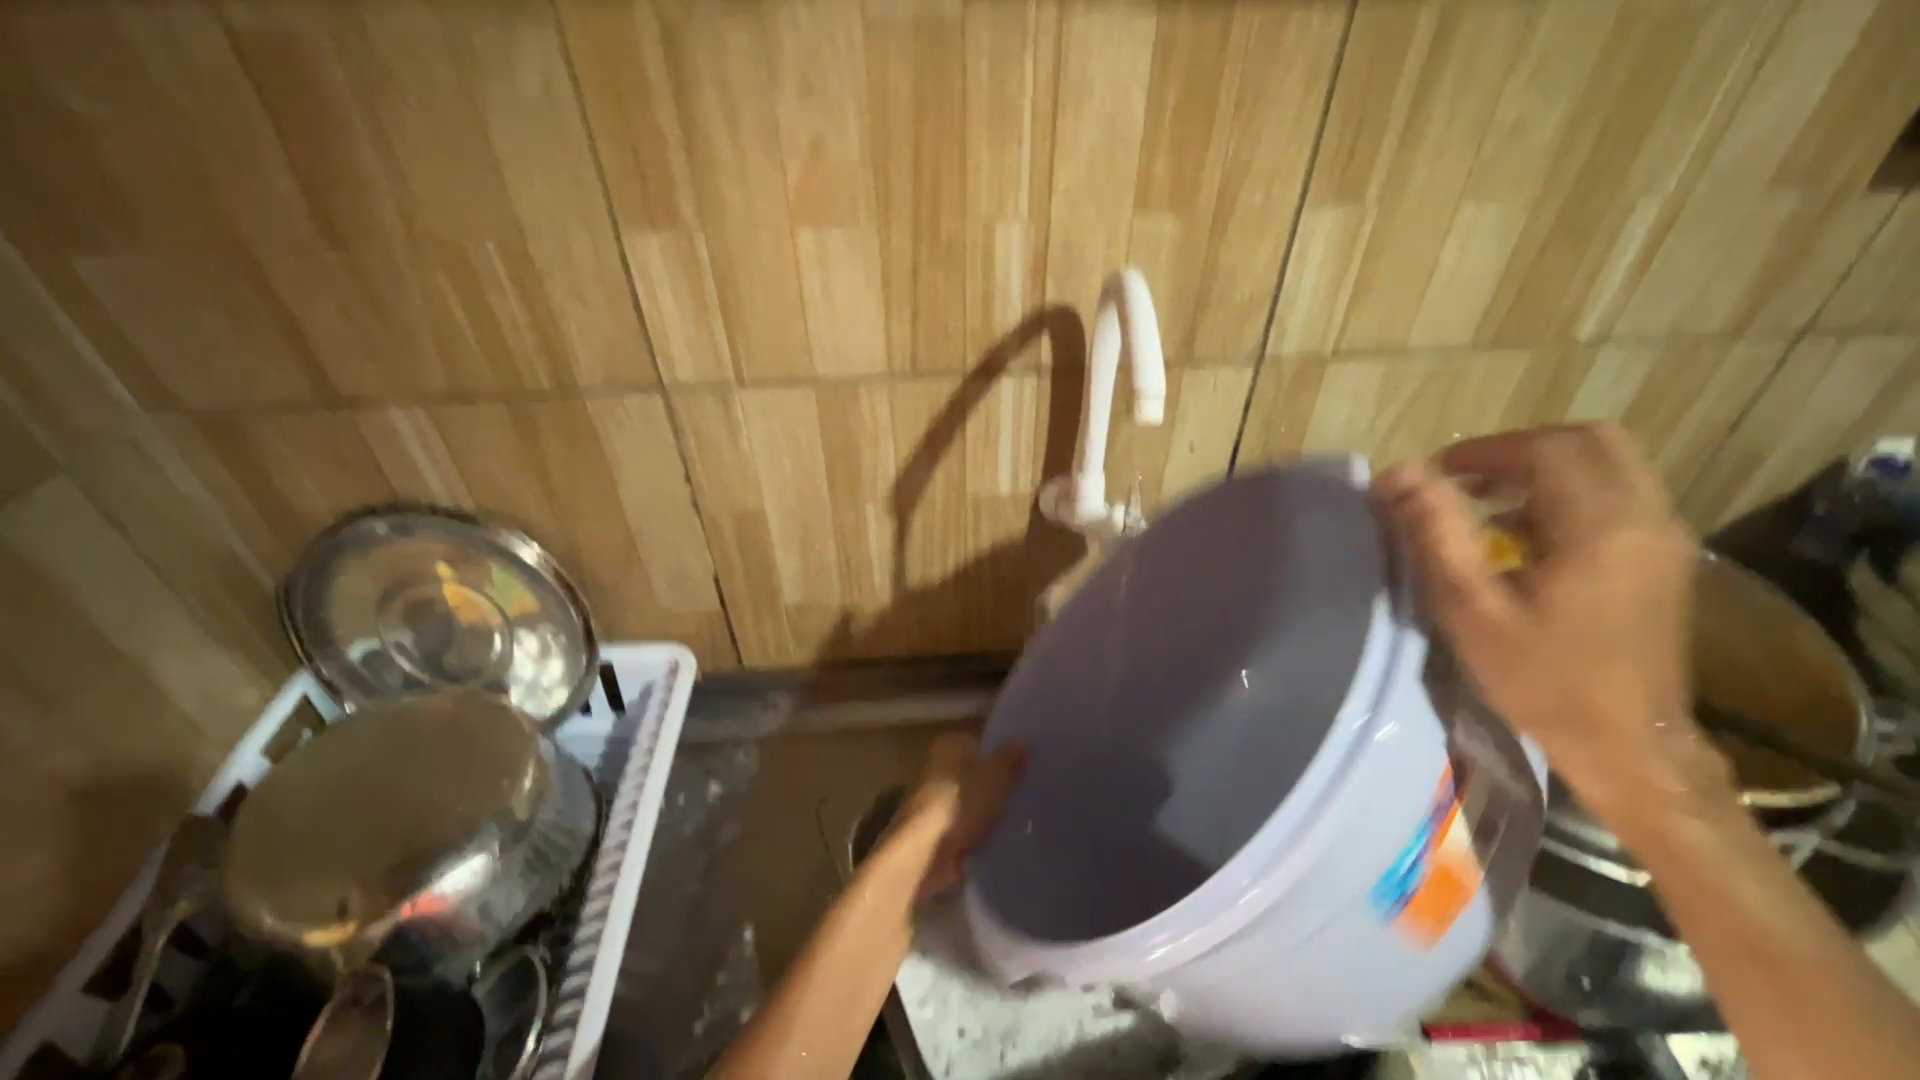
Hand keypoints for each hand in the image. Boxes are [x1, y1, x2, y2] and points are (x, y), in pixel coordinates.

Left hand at [891, 734, 1026, 897]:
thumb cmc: (960, 802)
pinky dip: (981, 833)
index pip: (981, 742)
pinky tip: (1004, 840)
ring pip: (973, 801)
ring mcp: (934, 801)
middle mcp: (936, 767)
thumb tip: (1023, 740)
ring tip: (1023, 819)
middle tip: (1030, 794)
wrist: (926, 853)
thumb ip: (1010, 757)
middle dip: (999, 785)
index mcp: (948, 744)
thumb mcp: (996, 775)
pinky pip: (967, 827)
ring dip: (991, 812)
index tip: (1029, 767)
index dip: (1004, 754)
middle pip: (976, 773)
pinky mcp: (936, 831)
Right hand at [1375, 423, 1730, 827]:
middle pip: (1587, 441)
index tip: (1435, 475)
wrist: (1629, 744)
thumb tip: (1399, 471)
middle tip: (1465, 480)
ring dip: (1545, 470)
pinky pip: (1619, 494)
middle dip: (1519, 451)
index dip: (1483, 451)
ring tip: (1488, 505)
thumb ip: (1435, 533)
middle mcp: (1646, 516)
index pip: (1545, 449)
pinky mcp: (1665, 556)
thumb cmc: (1542, 681)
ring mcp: (1664, 535)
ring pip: (1608, 464)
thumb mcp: (1471, 610)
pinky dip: (1570, 493)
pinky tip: (1526, 535)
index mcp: (1601, 525)